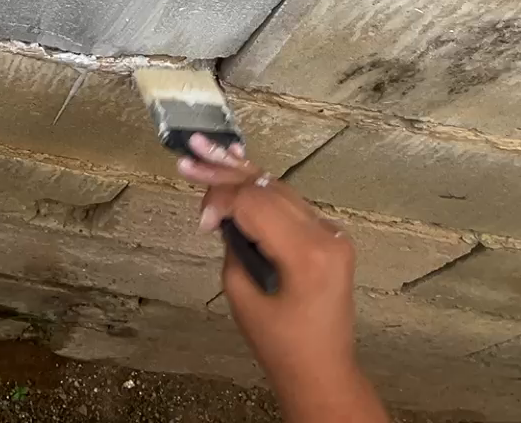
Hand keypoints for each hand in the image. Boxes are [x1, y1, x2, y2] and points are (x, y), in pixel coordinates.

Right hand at [180, 137, 387, 422]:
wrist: (323, 370)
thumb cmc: (278, 342)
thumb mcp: (241, 291)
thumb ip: (233, 242)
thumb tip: (224, 210)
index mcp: (306, 253)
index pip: (253, 202)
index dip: (219, 200)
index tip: (202, 223)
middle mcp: (325, 234)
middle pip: (265, 187)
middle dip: (224, 172)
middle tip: (189, 152)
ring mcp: (332, 231)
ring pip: (276, 187)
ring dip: (238, 173)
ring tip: (204, 150)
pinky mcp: (328, 233)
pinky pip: (287, 200)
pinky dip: (258, 186)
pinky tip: (235, 163)